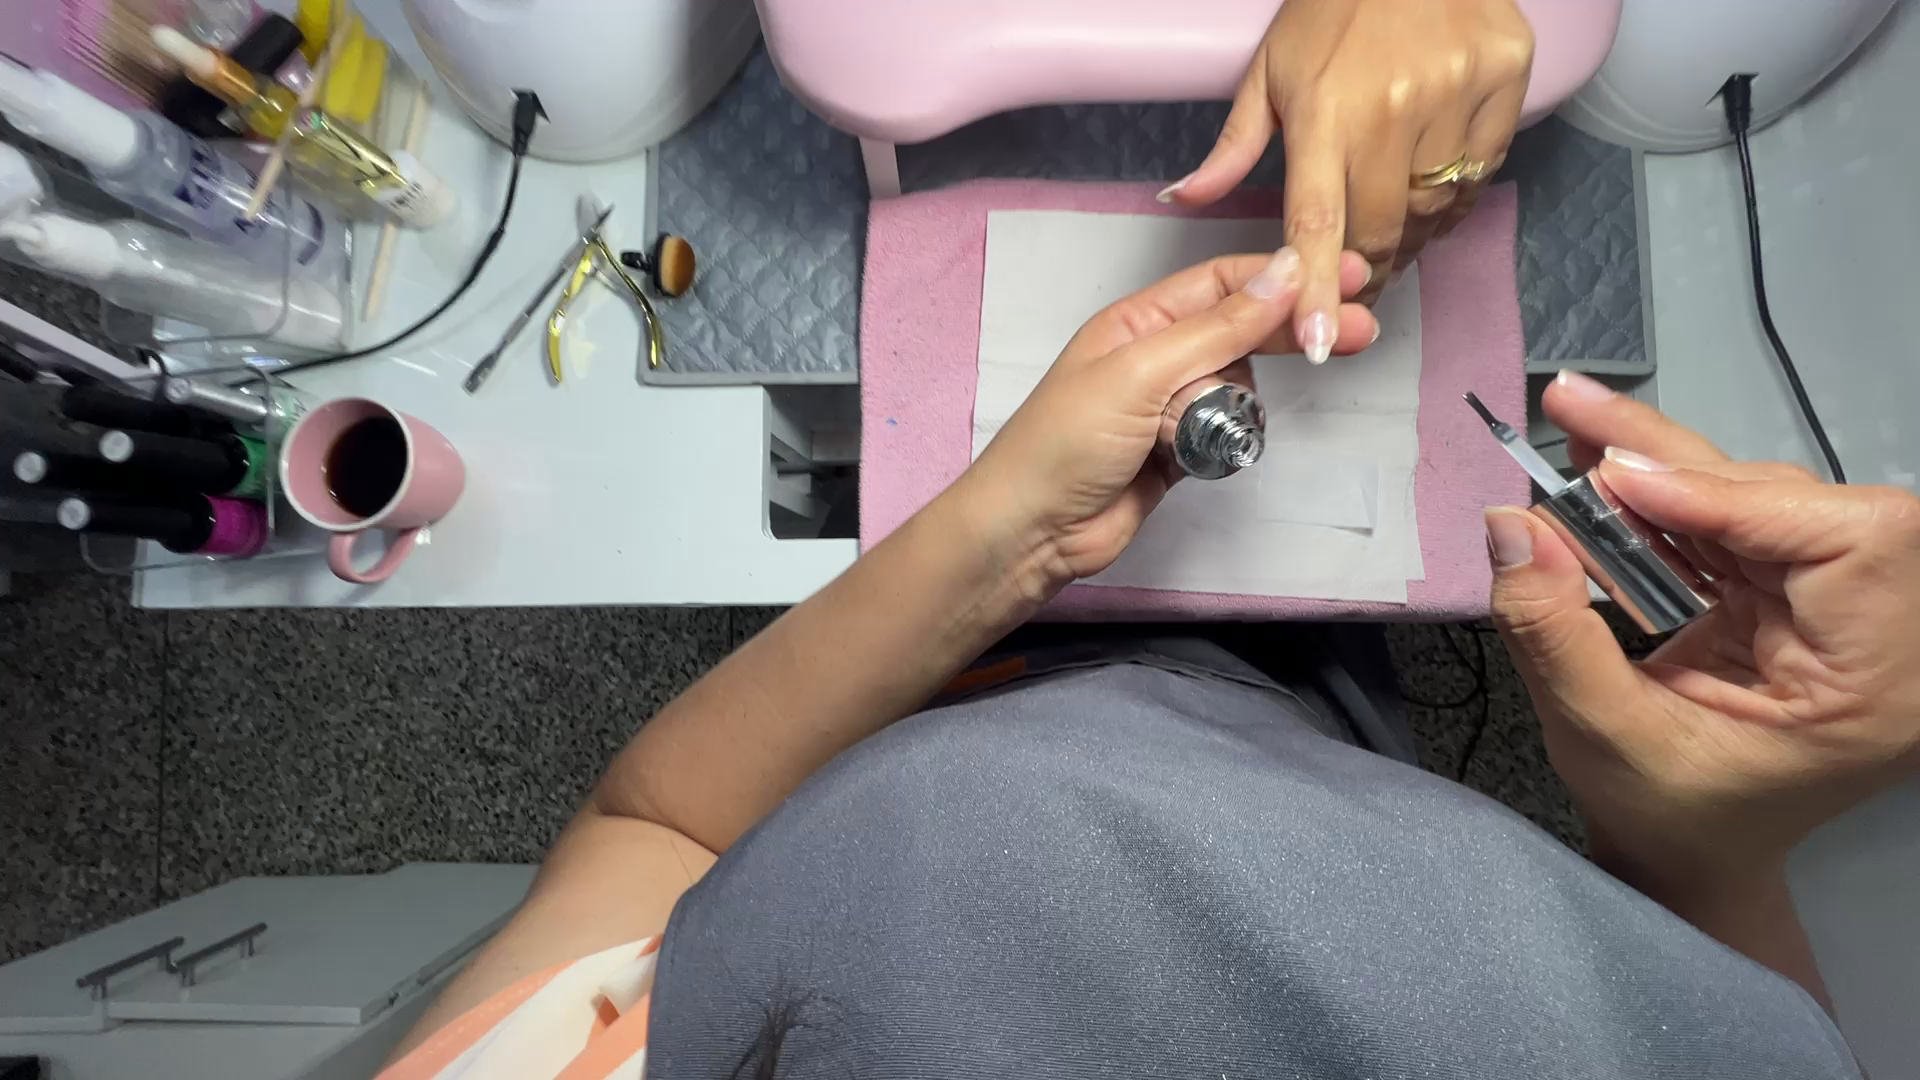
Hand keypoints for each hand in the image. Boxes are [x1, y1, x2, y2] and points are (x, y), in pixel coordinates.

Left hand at [949, 248, 1375, 592]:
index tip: (1347, 278)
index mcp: (1136, 323)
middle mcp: (1153, 359)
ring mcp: (1165, 409)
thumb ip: (1217, 328)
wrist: (1035, 530)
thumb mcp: (1140, 373)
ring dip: (1236, 405)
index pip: (1221, 285)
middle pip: (1238, 333)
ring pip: (1236, 388)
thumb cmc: (1069, 442)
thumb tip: (1288, 271)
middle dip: (1290, 334)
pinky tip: (1210, 454)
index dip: (1283, 279)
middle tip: (1359, 333)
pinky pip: (1224, 432)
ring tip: (1205, 429)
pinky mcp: (1175, 454)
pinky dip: (1226, 440)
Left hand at [1167, 0, 1532, 360]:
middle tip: (1354, 287)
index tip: (1316, 342)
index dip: (1315, 291)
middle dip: (1364, 272)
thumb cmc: (1330, 9)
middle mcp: (1392, 111)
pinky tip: (1429, 189)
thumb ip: (1229, 150)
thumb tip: (1180, 199)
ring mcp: (1456, 92)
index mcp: (1322, 118)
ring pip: (1432, 208)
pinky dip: (1453, 196)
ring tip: (1390, 235)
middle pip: (1380, 231)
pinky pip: (1480, 168)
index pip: (1316, 224)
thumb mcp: (1266, 73)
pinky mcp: (1507, 74)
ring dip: (1409, 238)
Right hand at [1486, 371, 1919, 893]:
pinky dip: (1651, 495)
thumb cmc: (1658, 807)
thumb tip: (1507, 524)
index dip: (1738, 500)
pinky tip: (1597, 468)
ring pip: (1755, 500)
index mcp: (1875, 681)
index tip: (1617, 486)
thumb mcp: (1591, 726)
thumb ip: (1548, 627)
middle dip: (1678, 459)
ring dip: (1657, 463)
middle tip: (1571, 410)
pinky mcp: (1777, 598)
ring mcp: (1828, 609)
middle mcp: (1874, 629)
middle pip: (1800, 503)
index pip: (1856, 544)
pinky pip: (1720, 524)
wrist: (1685, 842)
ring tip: (1571, 423)